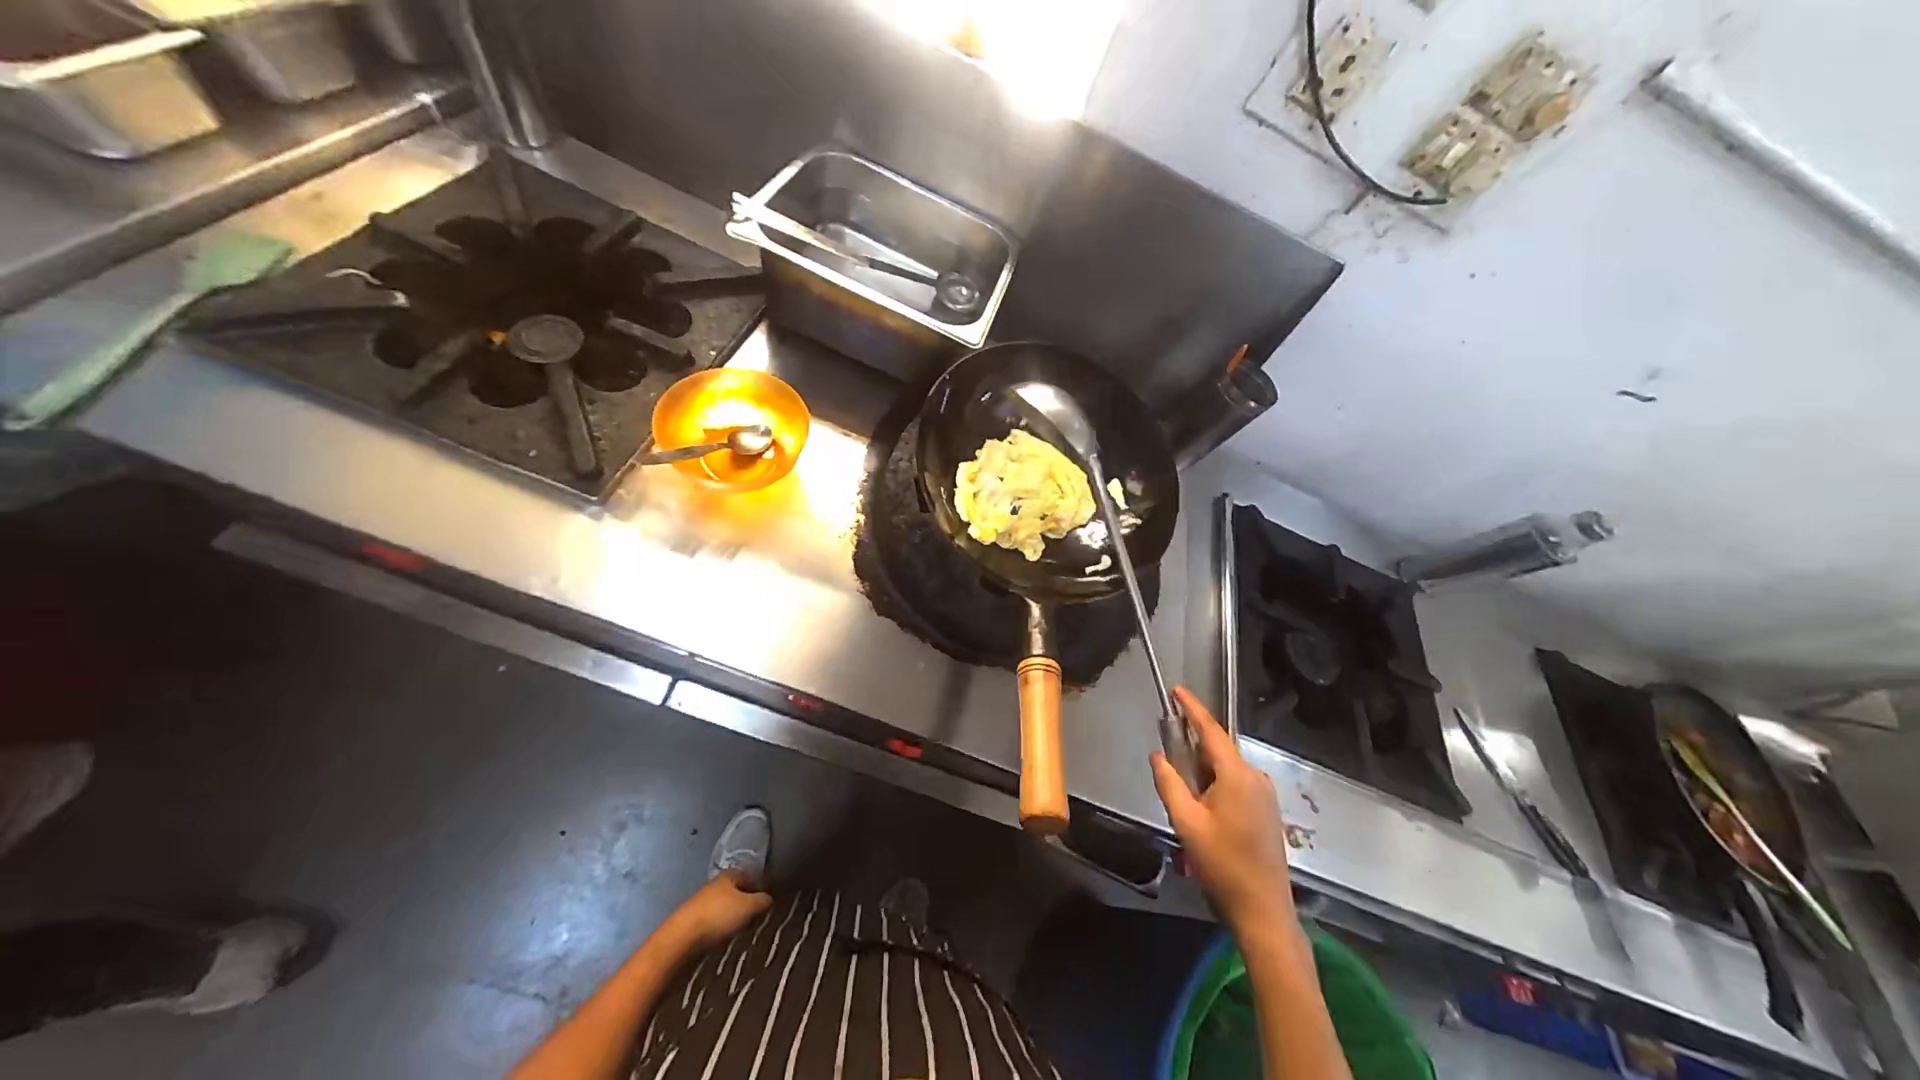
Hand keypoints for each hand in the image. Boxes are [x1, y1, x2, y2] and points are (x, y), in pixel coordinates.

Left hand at [664, 874, 773, 952]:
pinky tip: (726, 940)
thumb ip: (763, 900)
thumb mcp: (749, 906)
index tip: (768, 905)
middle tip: (757, 921)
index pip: (750, 876)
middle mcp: (714, 885)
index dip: (760, 889)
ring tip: (743, 934)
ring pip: (726, 909)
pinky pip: (714, 923)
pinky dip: (722, 930)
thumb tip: (769, 899)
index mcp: (729, 875)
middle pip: (737, 893)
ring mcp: (701, 904)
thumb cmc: (718, 916)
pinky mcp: (692, 922)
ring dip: (734, 920)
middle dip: (747, 906)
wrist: (679, 940)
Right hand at [1151, 686, 1294, 935]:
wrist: (1263, 908)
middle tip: (1168, 764)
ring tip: (1184, 801)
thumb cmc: (1223, 864)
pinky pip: (1235, 784)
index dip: (1192, 708)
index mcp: (1238, 776)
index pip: (1211, 731)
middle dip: (1191, 751)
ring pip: (1224, 770)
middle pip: (1217, 751)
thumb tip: (1158, 756)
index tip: (1177, 690)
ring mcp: (1264, 794)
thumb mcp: (1186, 823)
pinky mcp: (1266, 810)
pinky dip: (1214, 786)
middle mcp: (1255, 778)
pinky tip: (1202, 810)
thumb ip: (1169, 783)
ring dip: (1201, 774)